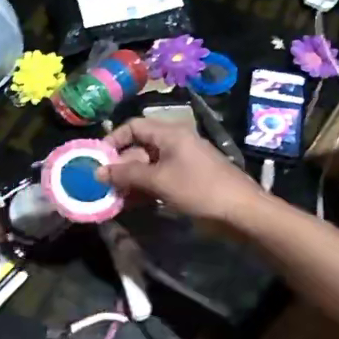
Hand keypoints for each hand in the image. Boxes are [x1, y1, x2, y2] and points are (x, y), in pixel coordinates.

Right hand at [100, 117, 261, 223]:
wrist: (240, 212)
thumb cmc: (199, 189)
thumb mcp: (158, 181)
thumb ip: (126, 175)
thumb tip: (98, 171)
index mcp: (170, 133)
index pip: (134, 126)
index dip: (114, 140)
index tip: (99, 160)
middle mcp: (175, 142)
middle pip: (139, 146)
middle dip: (120, 165)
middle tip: (104, 184)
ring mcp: (182, 161)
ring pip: (148, 165)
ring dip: (131, 180)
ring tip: (115, 197)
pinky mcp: (187, 179)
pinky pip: (159, 178)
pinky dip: (145, 187)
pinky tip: (133, 203)